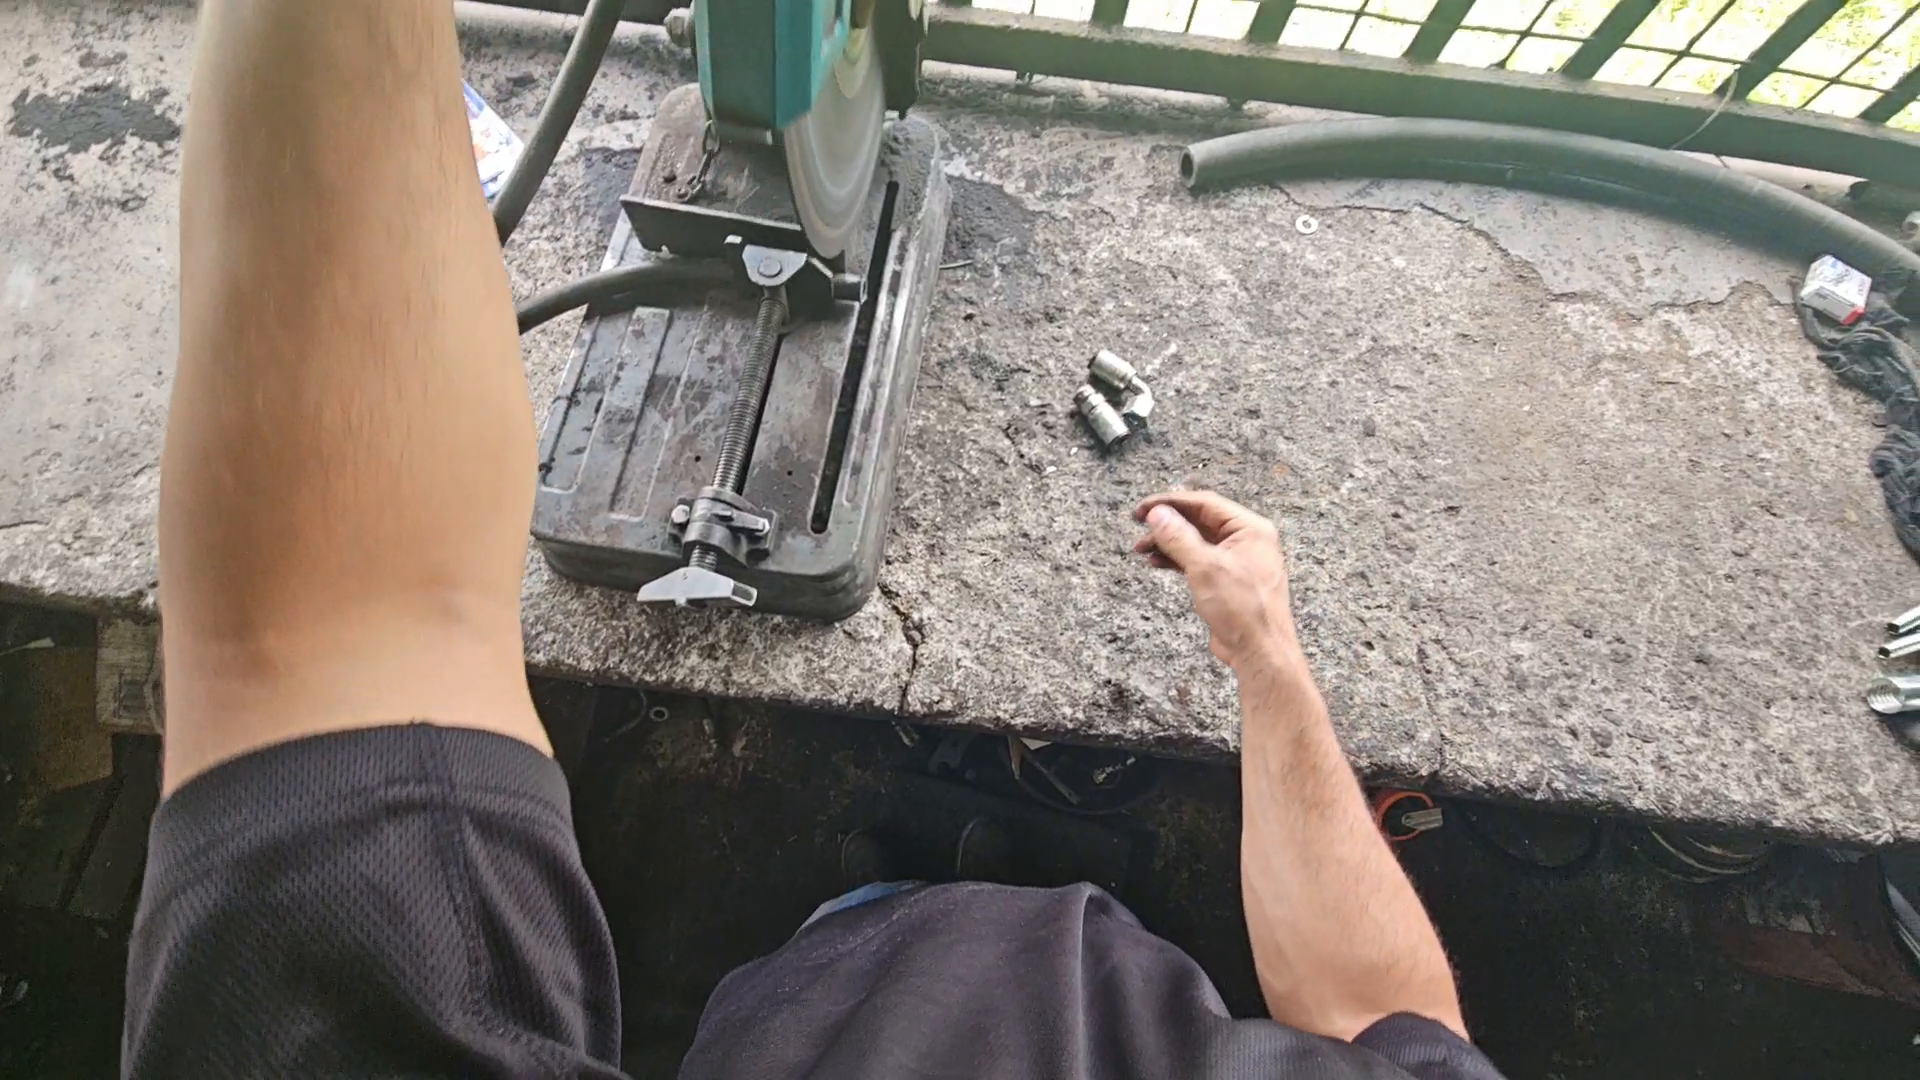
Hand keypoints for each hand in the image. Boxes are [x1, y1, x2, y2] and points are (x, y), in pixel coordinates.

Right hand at [1133, 491, 1299, 672]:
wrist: (1259, 650)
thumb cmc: (1242, 609)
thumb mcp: (1204, 567)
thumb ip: (1178, 537)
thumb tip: (1157, 514)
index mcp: (1249, 529)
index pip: (1204, 503)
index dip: (1170, 503)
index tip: (1143, 509)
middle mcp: (1246, 540)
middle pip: (1199, 520)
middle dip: (1167, 523)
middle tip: (1139, 523)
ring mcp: (1237, 560)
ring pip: (1196, 540)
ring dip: (1168, 542)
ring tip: (1142, 548)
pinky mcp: (1227, 579)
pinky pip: (1198, 559)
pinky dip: (1177, 559)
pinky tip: (1157, 562)